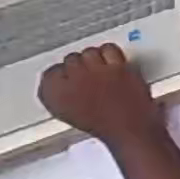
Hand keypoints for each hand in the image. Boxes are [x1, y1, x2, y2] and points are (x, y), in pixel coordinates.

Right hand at [38, 44, 161, 145]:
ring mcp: (95, 72)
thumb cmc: (103, 125)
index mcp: (54, 95)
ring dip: (95, 58)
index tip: (69, 76)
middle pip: (70, 59)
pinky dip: (111, 53)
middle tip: (89, 73)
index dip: (63, 74)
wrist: (129, 129)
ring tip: (101, 68)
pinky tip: (113, 60)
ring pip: (89, 52)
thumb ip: (59, 95)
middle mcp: (71, 80)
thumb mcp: (68, 113)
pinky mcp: (117, 67)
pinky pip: (109, 49)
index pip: (50, 73)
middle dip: (80, 65)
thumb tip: (61, 81)